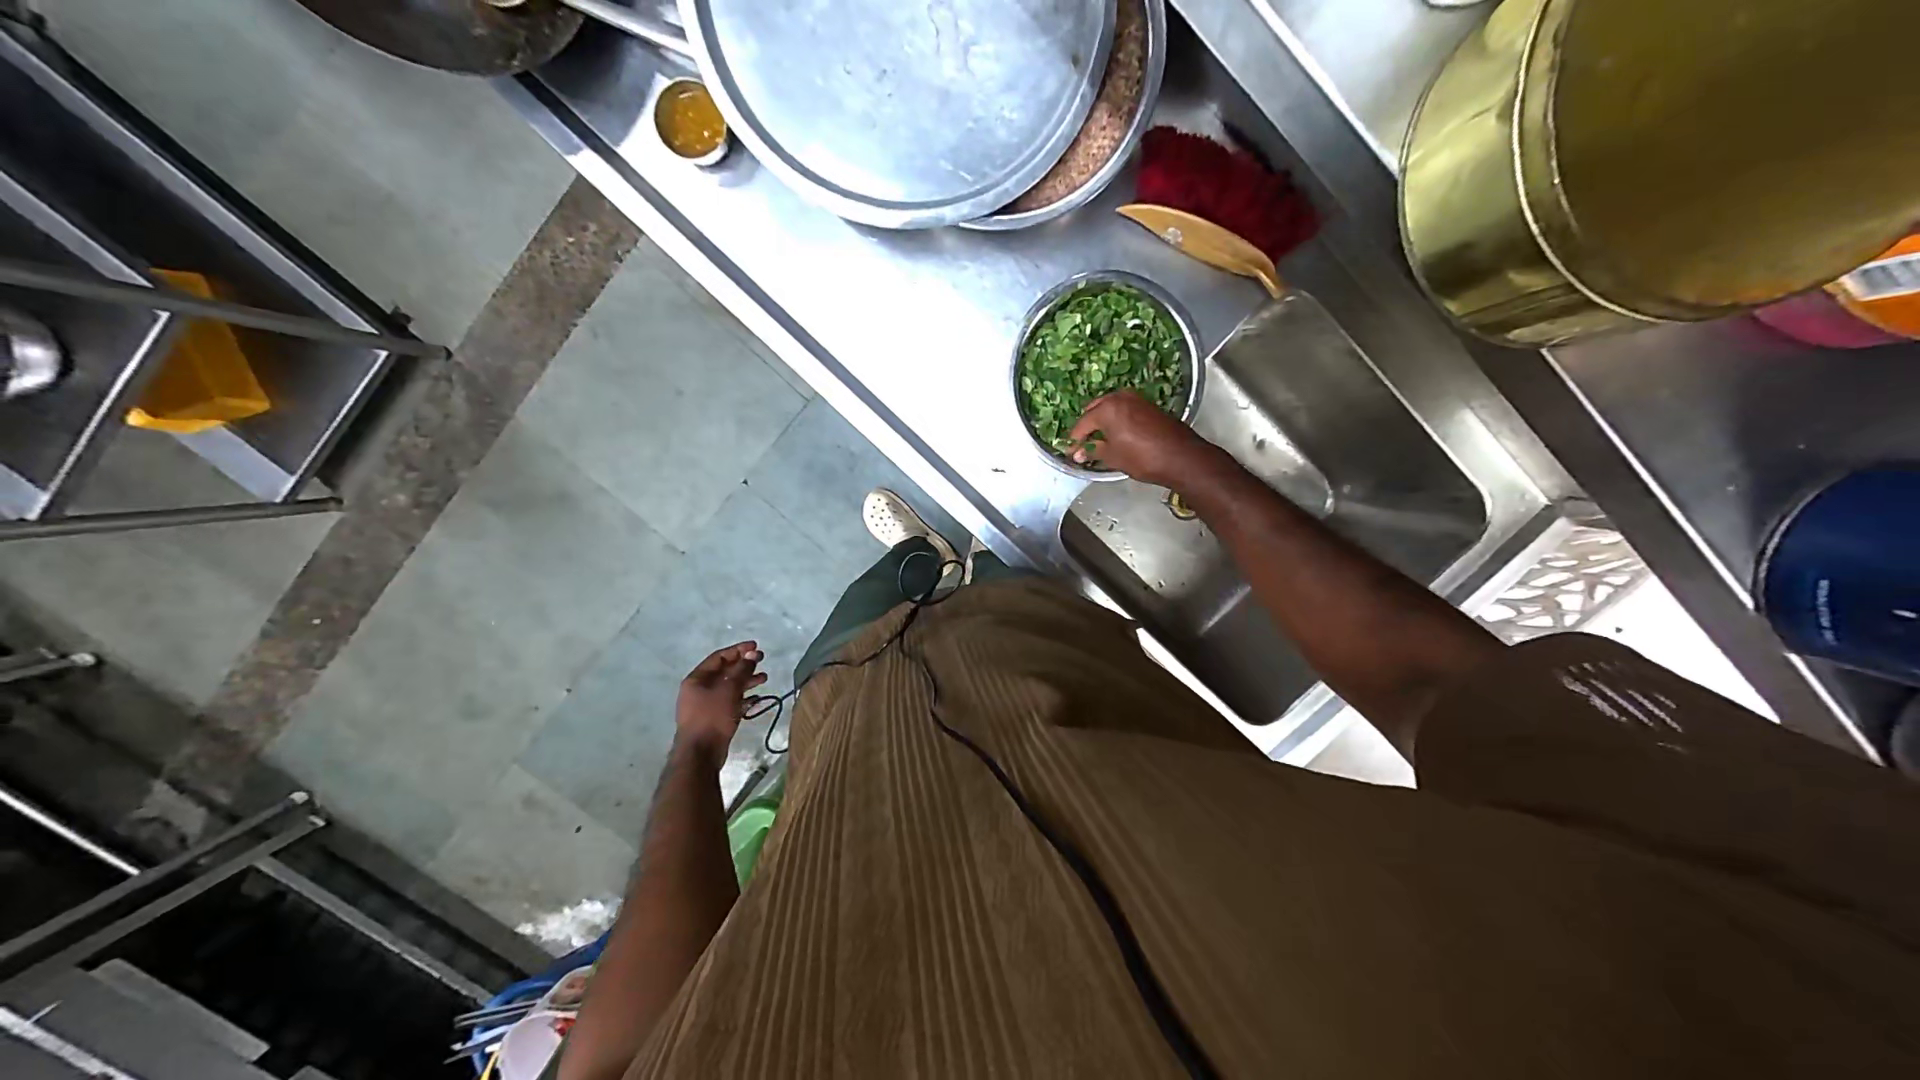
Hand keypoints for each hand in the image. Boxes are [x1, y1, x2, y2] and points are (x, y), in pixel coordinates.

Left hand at [675, 640, 765, 760]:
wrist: (700, 753)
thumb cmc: (712, 716)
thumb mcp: (729, 689)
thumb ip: (741, 670)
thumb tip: (752, 653)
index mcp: (696, 679)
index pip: (719, 657)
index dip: (738, 650)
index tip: (756, 647)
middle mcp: (698, 690)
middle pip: (724, 671)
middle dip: (744, 665)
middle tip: (762, 661)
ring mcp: (705, 705)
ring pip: (728, 687)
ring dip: (746, 681)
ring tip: (764, 678)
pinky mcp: (713, 718)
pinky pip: (729, 701)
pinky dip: (743, 697)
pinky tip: (756, 697)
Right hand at [1069, 391, 1223, 489]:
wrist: (1181, 457)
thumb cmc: (1143, 458)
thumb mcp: (1113, 457)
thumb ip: (1093, 452)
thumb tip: (1078, 453)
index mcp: (1107, 408)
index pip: (1082, 424)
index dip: (1075, 440)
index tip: (1071, 452)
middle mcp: (1120, 398)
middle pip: (1094, 410)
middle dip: (1087, 427)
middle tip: (1083, 446)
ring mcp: (1136, 399)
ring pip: (1110, 408)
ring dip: (1102, 422)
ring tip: (1099, 441)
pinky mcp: (1148, 405)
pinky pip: (1124, 409)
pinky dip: (1117, 419)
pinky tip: (1117, 435)